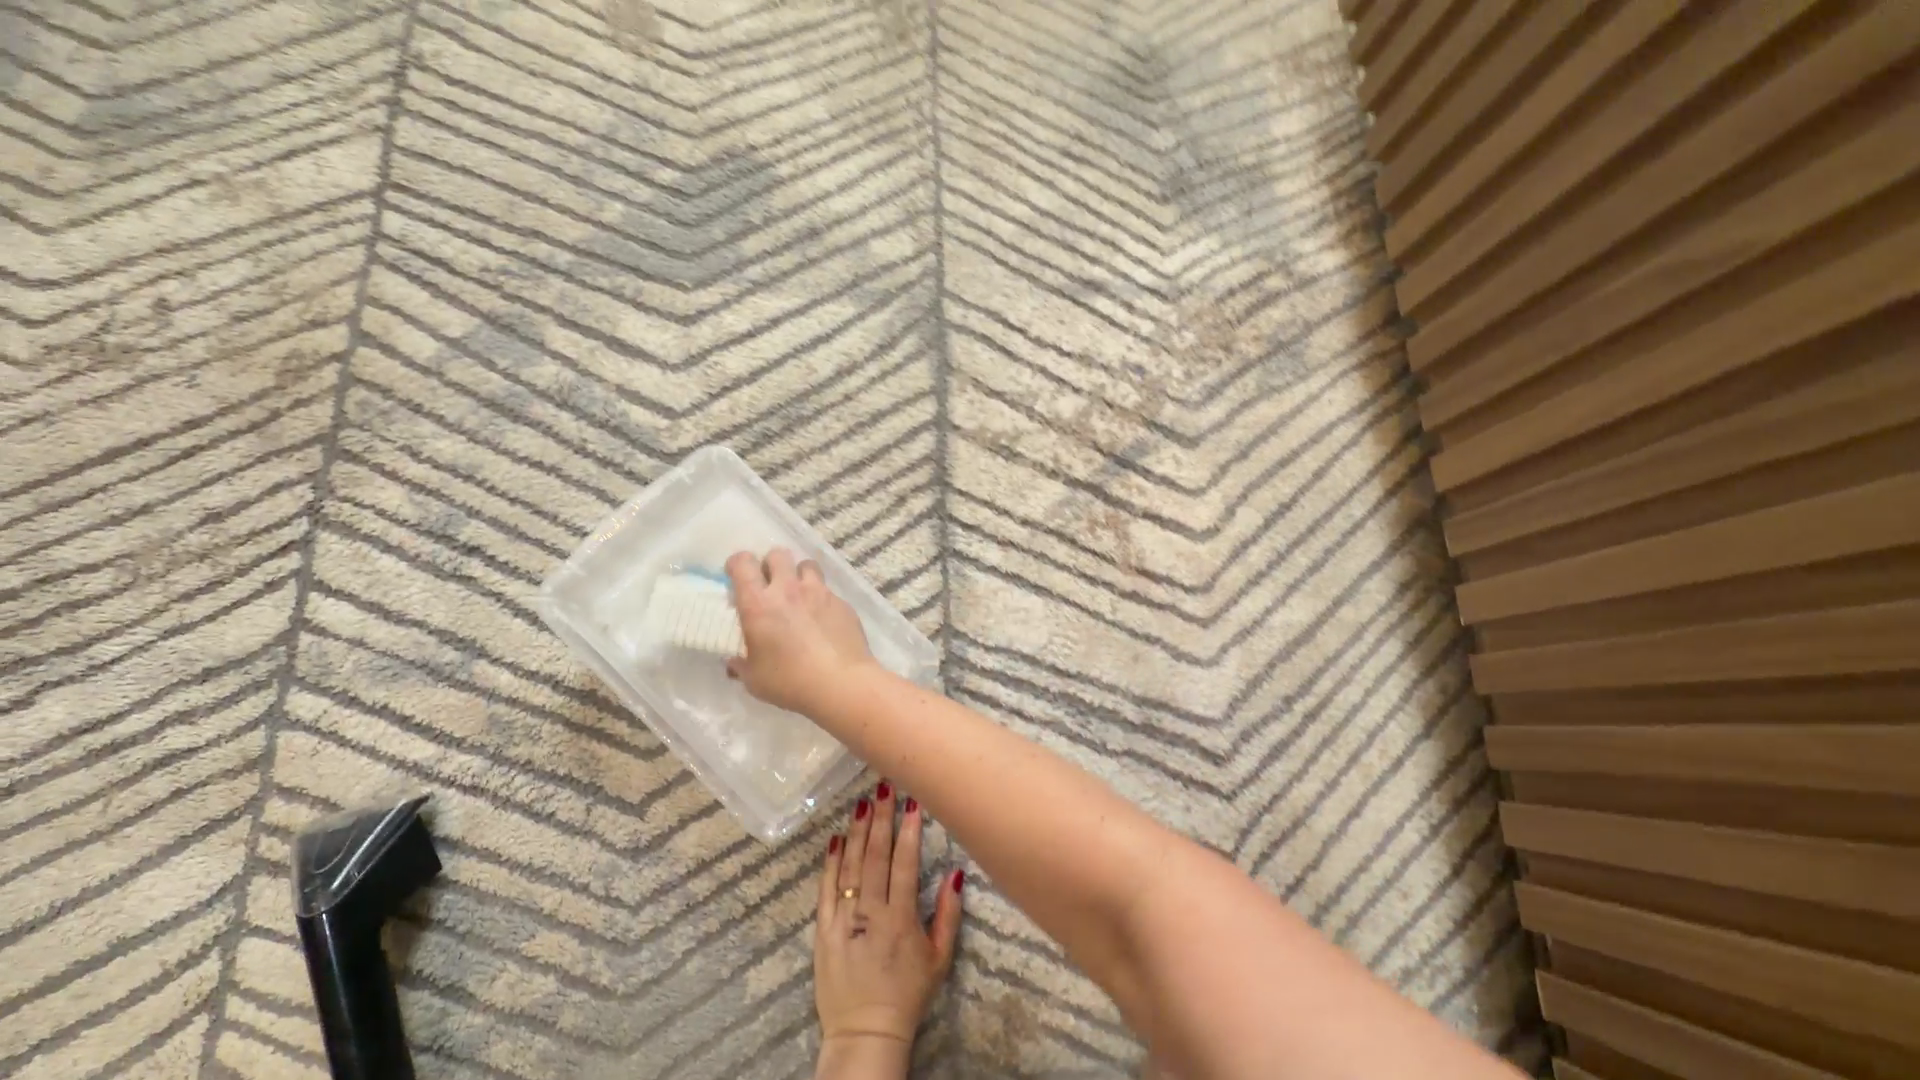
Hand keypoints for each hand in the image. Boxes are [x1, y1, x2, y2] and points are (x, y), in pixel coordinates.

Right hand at [725, 548, 877, 715]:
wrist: (842, 683)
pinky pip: (828, 589)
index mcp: (759, 604)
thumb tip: (734, 662)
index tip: (737, 577)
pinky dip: (821, 598)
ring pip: (807, 565)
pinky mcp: (842, 602)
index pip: (742, 563)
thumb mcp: (754, 680)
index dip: (737, 564)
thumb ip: (741, 665)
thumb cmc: (790, 682)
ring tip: (799, 596)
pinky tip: (823, 620)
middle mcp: (788, 590)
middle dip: (771, 564)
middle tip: (770, 585)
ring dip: (799, 575)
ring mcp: (819, 593)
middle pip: (778, 554)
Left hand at [813, 783, 963, 1077]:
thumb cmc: (908, 993)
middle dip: (881, 819)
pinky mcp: (823, 929)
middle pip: (875, 857)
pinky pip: (826, 889)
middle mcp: (871, 914)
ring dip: (857, 832)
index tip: (912, 802)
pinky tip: (837, 838)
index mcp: (901, 919)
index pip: (904, 864)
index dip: (908, 831)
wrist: (865, 1030)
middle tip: (884, 787)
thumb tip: (956, 873)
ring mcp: (844, 920)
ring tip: (863, 802)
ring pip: (850, 867)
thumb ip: (947, 914)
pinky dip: (831, 862)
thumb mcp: (940, 958)